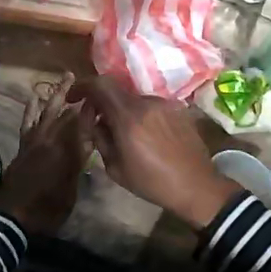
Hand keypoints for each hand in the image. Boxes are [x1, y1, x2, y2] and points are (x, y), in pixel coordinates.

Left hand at [0, 83, 90, 238]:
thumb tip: (89, 143)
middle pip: (66, 114)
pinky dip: (31, 108)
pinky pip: (28, 120)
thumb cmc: (47, 209)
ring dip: (56, 94)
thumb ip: (78, 164)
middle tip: (89, 81)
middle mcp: (49, 140)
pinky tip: (35, 97)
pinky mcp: (23, 144)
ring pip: (46, 111)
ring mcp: (34, 140)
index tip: (102, 95)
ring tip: (65, 78)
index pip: (82, 124)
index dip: (92, 109)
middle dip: (78, 96)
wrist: (13, 217)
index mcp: (65, 152)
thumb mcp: (69, 190)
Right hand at [74, 77, 241, 230]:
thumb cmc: (152, 182)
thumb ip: (100, 139)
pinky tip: (144, 137)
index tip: (73, 99)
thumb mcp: (115, 167)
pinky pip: (150, 107)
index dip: (81, 87)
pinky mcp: (179, 110)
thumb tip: (95, 123)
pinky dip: (139, 116)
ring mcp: (165, 104)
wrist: (197, 187)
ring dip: (121, 111)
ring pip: (133, 99)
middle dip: (100, 104)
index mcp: (128, 116)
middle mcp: (147, 102)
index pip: (99, 84)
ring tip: (122, 135)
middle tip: (95, 125)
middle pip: (115, 91)